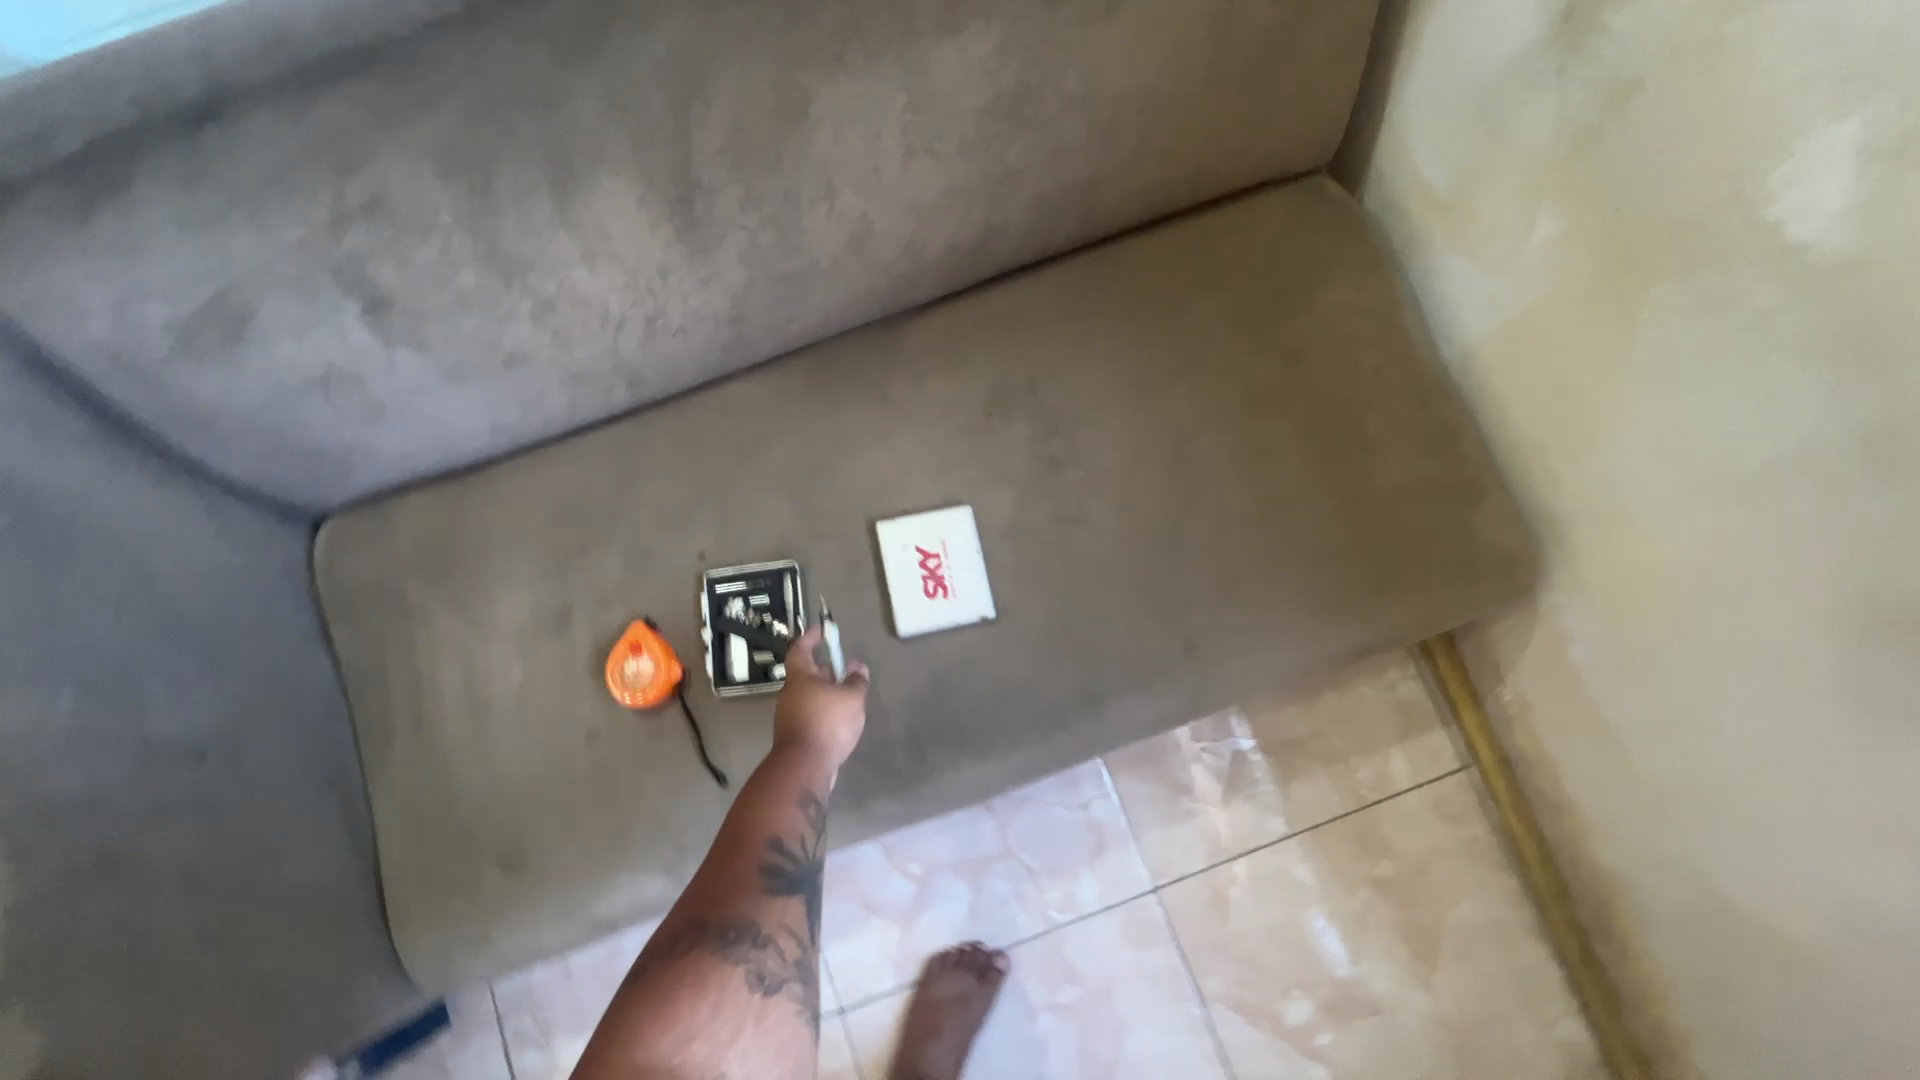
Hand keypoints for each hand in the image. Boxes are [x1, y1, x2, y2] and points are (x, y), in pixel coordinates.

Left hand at [773, 624, 869, 768]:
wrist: (804, 767)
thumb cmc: (826, 723)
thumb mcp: (851, 698)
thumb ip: (857, 680)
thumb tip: (858, 667)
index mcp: (800, 678)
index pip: (800, 649)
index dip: (811, 638)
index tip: (823, 630)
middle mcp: (791, 694)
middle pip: (806, 674)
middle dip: (825, 669)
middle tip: (844, 667)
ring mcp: (791, 716)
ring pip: (811, 696)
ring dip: (828, 692)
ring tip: (849, 694)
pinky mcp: (797, 735)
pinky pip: (812, 714)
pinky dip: (826, 711)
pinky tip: (842, 719)